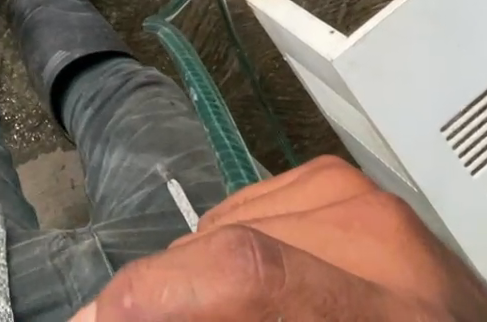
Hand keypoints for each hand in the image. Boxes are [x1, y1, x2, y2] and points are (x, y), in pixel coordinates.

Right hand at [71, 157, 486, 321]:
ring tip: (193, 306)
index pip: (253, 274)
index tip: (98, 318)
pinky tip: (236, 284)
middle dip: (158, 292)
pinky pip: (246, 206)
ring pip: (223, 221)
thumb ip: (236, 318)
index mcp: (388, 312)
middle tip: (121, 321)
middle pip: (223, 243)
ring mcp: (358, 194)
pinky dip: (222, 247)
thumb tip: (144, 309)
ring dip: (191, 273)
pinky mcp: (340, 178)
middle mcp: (373, 234)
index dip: (160, 292)